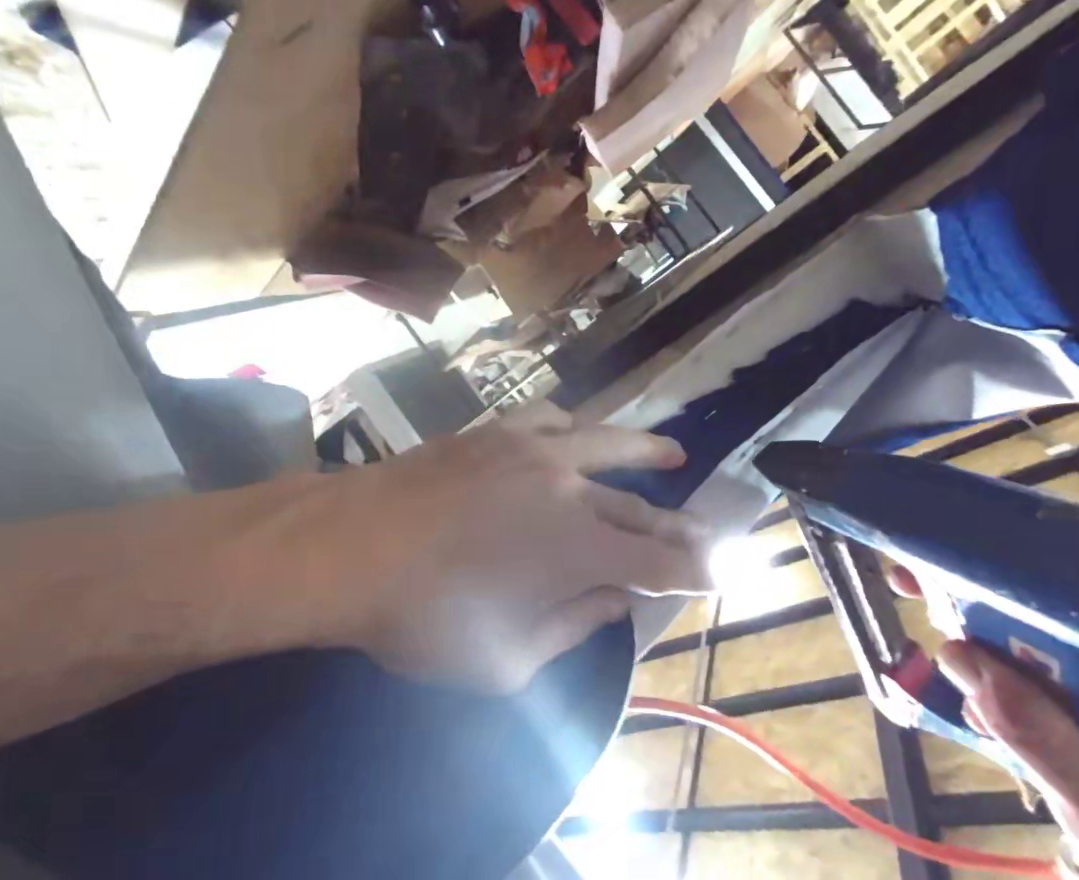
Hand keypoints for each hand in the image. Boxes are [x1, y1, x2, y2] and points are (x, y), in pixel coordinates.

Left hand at [276, 404, 711, 692]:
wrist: (348, 545)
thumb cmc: (423, 617)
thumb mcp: (506, 660)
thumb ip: (573, 627)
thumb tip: (615, 599)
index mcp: (580, 547)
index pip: (662, 560)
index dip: (701, 569)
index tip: (729, 572)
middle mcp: (569, 487)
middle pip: (641, 506)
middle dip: (681, 523)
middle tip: (710, 531)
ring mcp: (532, 449)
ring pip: (608, 444)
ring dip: (646, 453)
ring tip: (672, 455)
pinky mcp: (497, 430)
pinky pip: (552, 419)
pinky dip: (577, 429)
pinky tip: (578, 432)